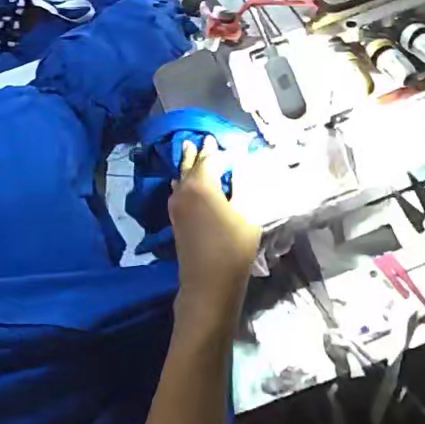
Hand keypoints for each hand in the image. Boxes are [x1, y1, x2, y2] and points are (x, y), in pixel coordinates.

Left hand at [168, 138, 260, 331]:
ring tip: (191, 153)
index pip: (210, 159)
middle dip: (197, 153)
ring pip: (181, 178)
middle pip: (190, 165)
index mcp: (202, 185)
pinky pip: (178, 191)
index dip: (217, 149)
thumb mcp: (248, 215)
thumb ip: (244, 188)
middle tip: (201, 139)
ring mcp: (176, 206)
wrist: (208, 284)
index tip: (222, 139)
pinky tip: (184, 182)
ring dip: (188, 166)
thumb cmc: (232, 249)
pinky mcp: (176, 220)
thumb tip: (241, 168)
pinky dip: (184, 182)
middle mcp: (184, 191)